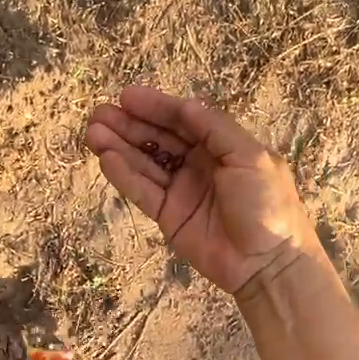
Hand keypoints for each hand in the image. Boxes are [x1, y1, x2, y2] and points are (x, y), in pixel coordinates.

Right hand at [84, 87, 321, 295]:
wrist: (267, 262)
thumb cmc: (267, 205)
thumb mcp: (250, 157)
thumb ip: (215, 129)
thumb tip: (185, 105)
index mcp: (220, 146)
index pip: (182, 120)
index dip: (155, 107)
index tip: (126, 96)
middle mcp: (196, 165)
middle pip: (157, 139)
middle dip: (128, 125)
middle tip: (98, 114)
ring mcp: (180, 191)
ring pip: (144, 163)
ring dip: (119, 147)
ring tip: (92, 133)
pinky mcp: (167, 216)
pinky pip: (142, 191)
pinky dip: (124, 176)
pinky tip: (106, 159)